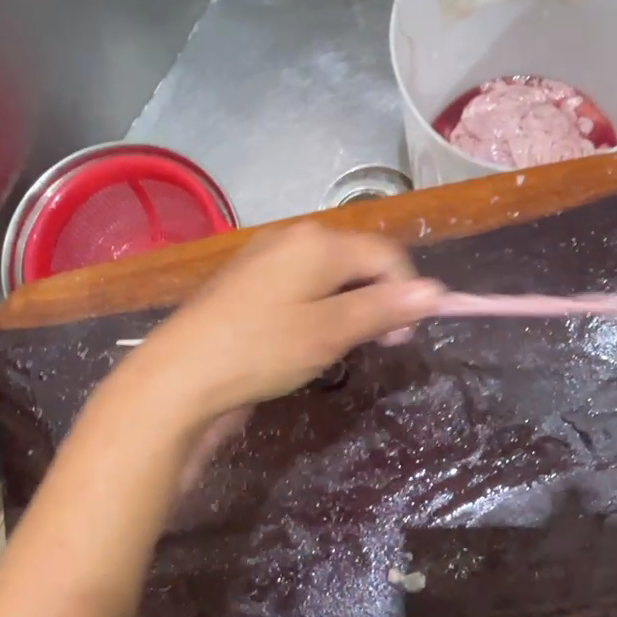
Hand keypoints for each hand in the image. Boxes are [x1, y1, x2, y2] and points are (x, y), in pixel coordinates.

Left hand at [124, 223, 443, 423]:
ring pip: (331, 278)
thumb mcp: (331, 332)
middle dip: (380, 300)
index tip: (405, 339)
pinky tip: (310, 344)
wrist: (181, 377)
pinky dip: (321, 312)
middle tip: (381, 346)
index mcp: (319, 242)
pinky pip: (303, 290)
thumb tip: (435, 291)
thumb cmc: (262, 349)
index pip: (387, 255)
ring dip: (352, 309)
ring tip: (345, 348)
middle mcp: (294, 239)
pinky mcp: (249, 286)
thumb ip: (383, 309)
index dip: (408, 293)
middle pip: (359, 262)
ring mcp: (267, 260)